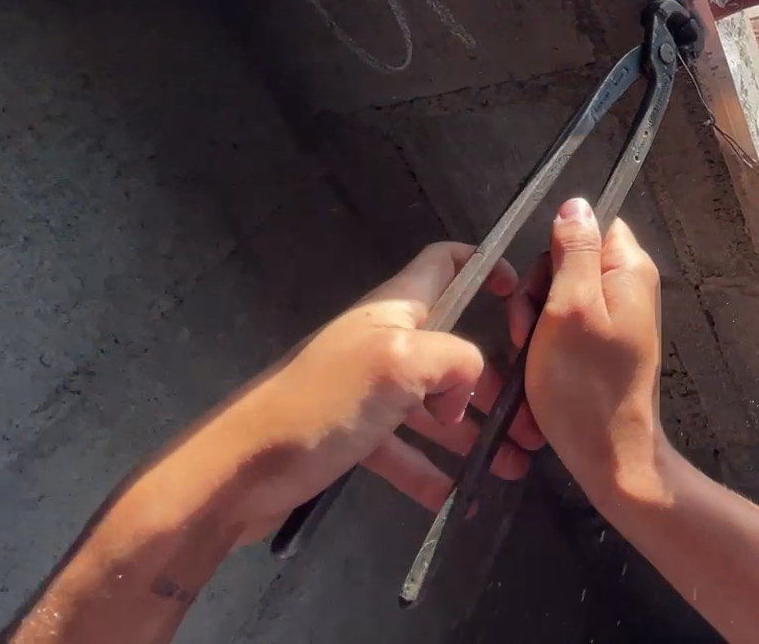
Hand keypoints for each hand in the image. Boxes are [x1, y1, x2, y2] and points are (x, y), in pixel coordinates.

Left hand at [168, 242, 545, 545]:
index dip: (485, 266)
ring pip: (434, 403)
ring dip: (471, 432)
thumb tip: (465, 388)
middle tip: (526, 419)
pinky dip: (430, 469)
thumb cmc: (322, 404)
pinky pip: (404, 448)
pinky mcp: (352, 435)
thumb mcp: (400, 364)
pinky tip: (456, 496)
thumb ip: (455, 360)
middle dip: (493, 380)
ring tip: (510, 465)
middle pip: (454, 346)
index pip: (446, 261)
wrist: (231, 476)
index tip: (517, 295)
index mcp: (397, 309)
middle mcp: (386, 341)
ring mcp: (368, 390)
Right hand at [490, 198, 669, 511]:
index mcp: (629, 268)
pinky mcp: (605, 342)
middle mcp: (629, 285)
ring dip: (537, 321)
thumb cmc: (586, 384)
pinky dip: (547, 341)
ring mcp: (618, 316)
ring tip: (531, 354)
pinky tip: (539, 366)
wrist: (610, 456)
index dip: (556, 248)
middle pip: (570, 260)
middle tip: (529, 331)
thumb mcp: (571, 307)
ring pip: (562, 294)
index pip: (590, 225)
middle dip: (539, 292)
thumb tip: (576, 203)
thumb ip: (573, 251)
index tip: (541, 287)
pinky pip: (568, 323)